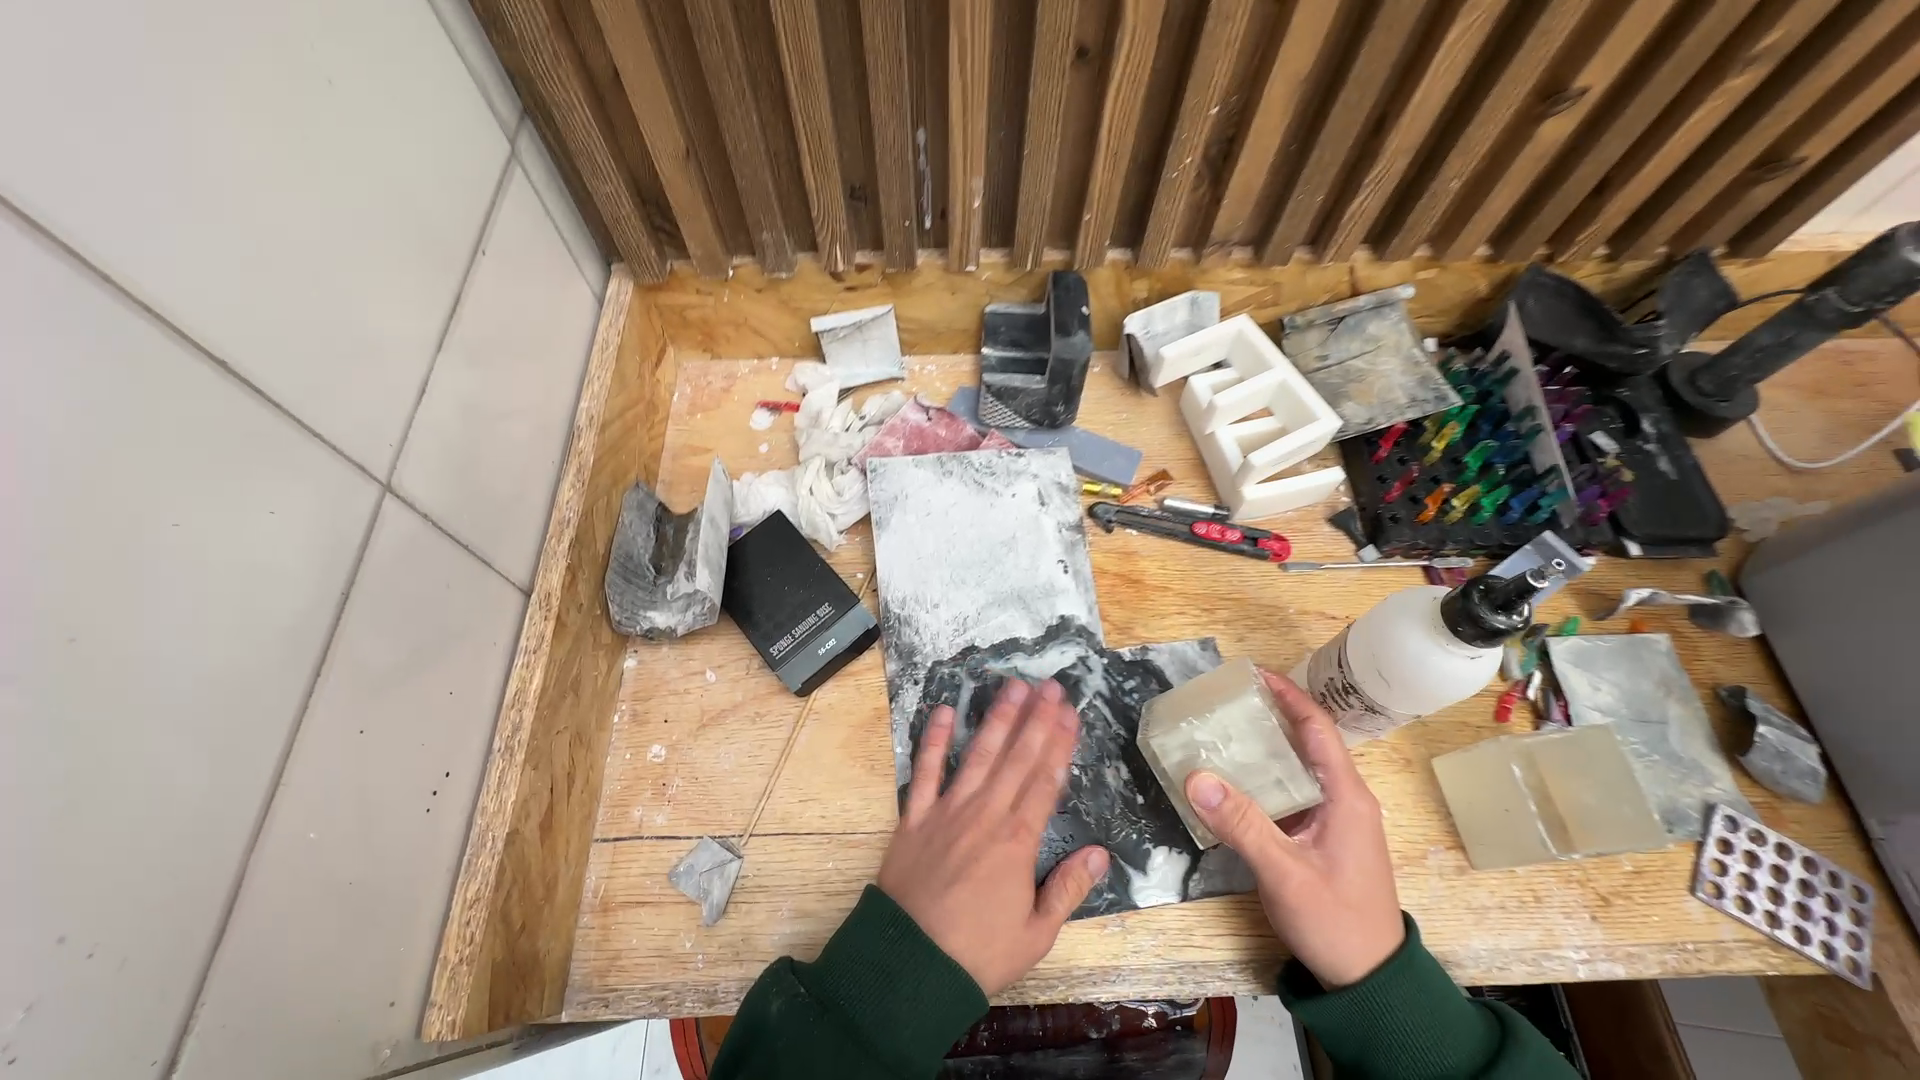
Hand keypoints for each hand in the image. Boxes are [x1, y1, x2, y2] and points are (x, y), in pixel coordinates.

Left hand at [877, 679, 1110, 994]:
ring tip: (1013, 686)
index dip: (1060, 744)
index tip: (1071, 713)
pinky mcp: (913, 819)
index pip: (1045, 780)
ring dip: (996, 719)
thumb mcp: (1035, 933)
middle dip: (1036, 719)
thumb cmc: (977, 954)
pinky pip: (924, 772)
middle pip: (1016, 757)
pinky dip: (933, 741)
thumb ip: (1068, 889)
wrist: (909, 966)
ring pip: (977, 755)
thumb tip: (1099, 854)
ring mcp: (946, 812)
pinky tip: (942, 711)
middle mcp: (984, 815)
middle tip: (1050, 685)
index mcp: (1017, 841)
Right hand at [1184, 670, 1403, 988]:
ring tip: (1218, 733)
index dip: (1288, 696)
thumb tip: (1195, 776)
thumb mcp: (1284, 873)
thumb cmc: (1335, 921)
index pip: (1318, 728)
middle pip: (1305, 742)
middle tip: (1222, 703)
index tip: (1253, 674)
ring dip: (1262, 749)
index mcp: (1346, 796)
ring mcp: (1333, 820)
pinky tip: (1229, 784)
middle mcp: (1343, 799)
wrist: (1369, 981)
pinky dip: (1261, 780)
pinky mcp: (1320, 839)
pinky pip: (1288, 795)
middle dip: (1268, 716)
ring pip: (1295, 769)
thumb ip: (1242, 824)